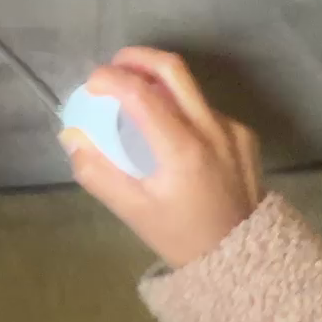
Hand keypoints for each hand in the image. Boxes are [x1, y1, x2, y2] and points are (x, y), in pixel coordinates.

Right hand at [61, 47, 262, 267]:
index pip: (138, 91)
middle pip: (171, 68)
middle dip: (134, 57)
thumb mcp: (132, 211)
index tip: (90, 87)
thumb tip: (71, 138)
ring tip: (132, 96)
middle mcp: (211, 129)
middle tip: (111, 68)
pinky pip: (203, 105)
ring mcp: (232, 130)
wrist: (250, 264)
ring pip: (189, 84)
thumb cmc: (183, 236)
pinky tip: (167, 125)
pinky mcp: (243, 136)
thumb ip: (96, 172)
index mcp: (182, 147)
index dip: (107, 78)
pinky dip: (177, 102)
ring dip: (155, 79)